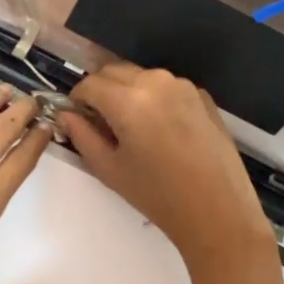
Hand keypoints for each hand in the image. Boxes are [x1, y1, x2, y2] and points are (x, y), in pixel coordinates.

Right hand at [57, 64, 273, 261]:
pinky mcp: (203, 97)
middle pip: (115, 71)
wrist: (217, 211)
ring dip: (127, 92)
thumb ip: (82, 136)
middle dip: (101, 91)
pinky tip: (161, 131)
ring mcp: (184, 86)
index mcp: (128, 100)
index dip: (77, 99)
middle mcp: (156, 82)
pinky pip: (167, 87)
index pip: (89, 83)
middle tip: (100, 123)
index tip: (76, 117)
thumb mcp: (109, 169)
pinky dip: (155, 98)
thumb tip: (67, 115)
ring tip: (131, 128)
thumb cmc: (157, 195)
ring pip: (141, 76)